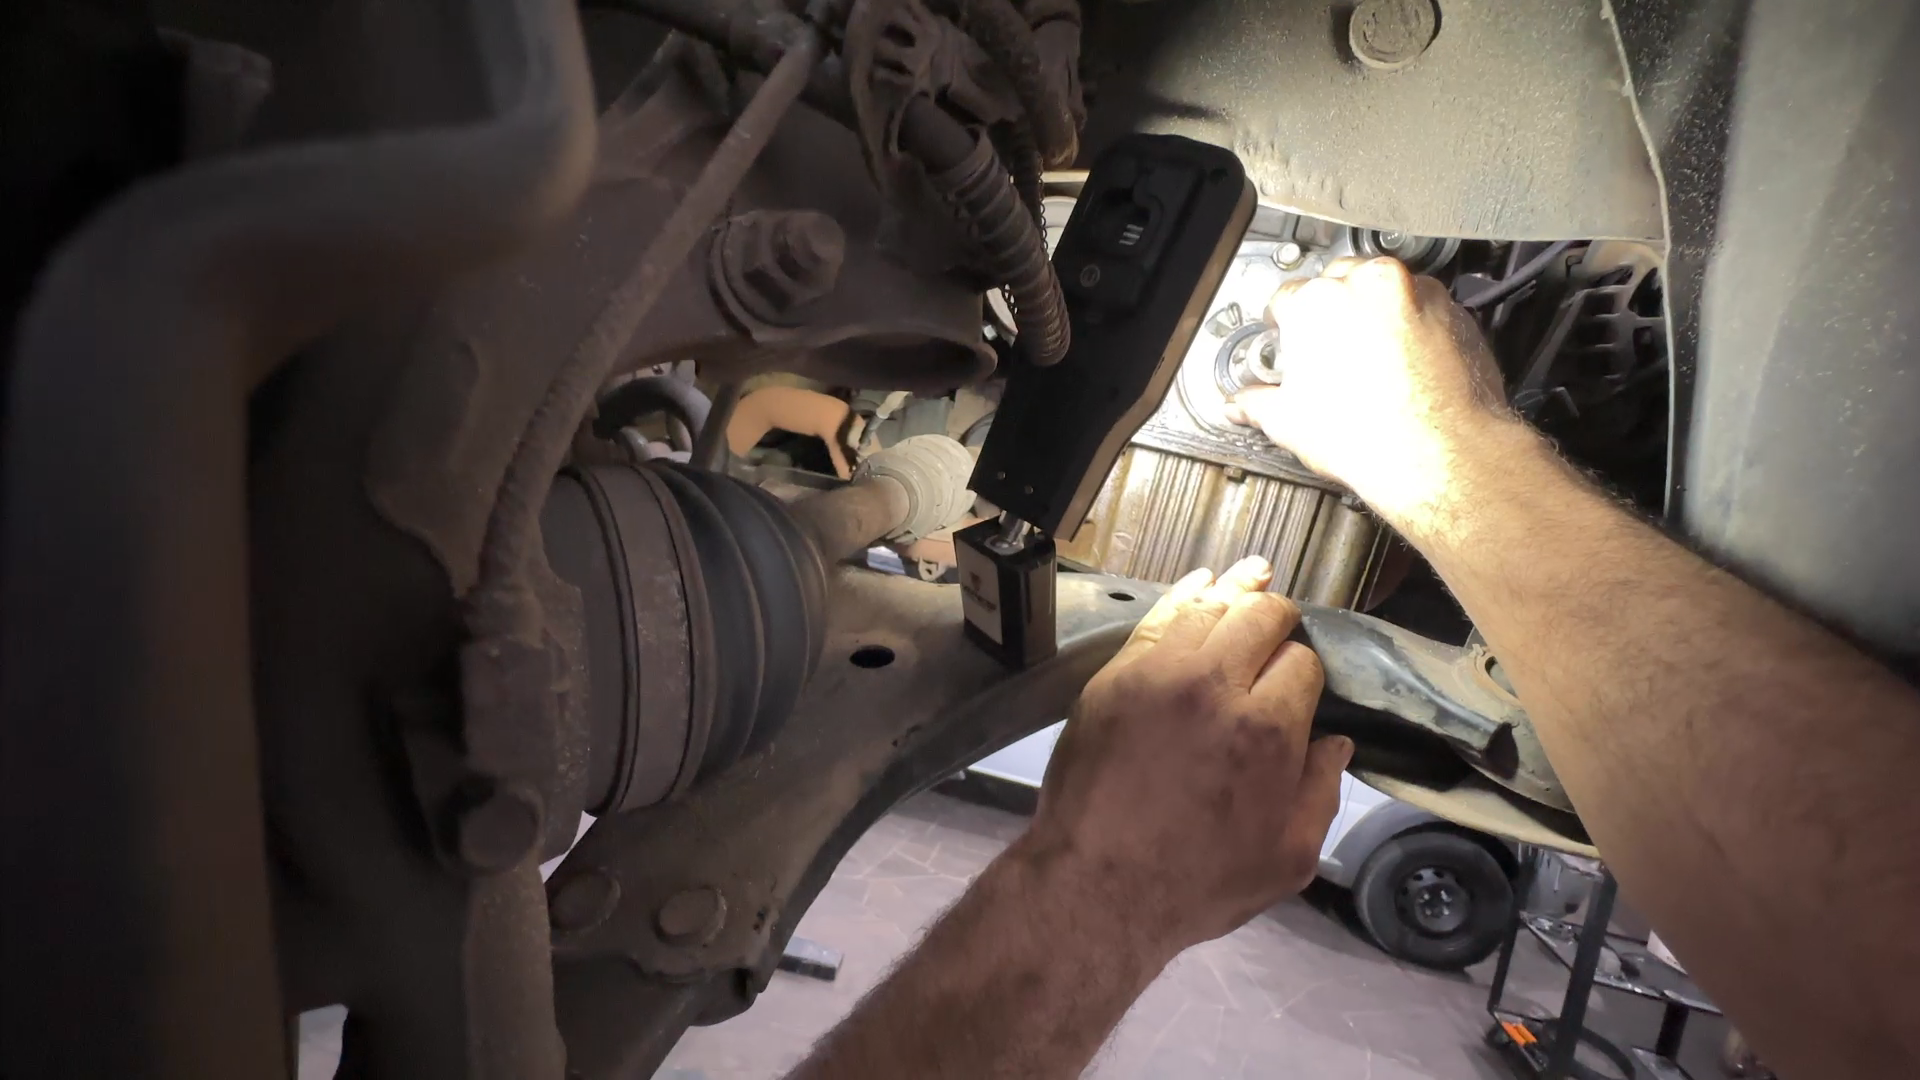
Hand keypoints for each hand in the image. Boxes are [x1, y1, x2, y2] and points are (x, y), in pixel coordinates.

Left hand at [1022, 556, 1351, 955]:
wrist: (1096, 879)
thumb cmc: (1197, 880)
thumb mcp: (1287, 857)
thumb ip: (1321, 791)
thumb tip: (1335, 740)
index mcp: (1266, 728)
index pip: (1302, 662)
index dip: (1306, 670)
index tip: (1297, 686)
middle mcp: (1214, 684)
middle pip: (1259, 617)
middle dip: (1279, 616)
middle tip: (1281, 625)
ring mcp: (1157, 673)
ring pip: (1208, 606)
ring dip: (1237, 590)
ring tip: (1256, 574)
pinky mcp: (1115, 674)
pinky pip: (1157, 618)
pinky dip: (1185, 593)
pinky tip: (1201, 581)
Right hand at [1225, 257, 1514, 528]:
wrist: (1438, 452)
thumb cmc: (1366, 433)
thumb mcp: (1285, 420)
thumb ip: (1255, 402)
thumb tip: (1242, 404)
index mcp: (1316, 302)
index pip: (1285, 298)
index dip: (1280, 324)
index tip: (1284, 340)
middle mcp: (1368, 285)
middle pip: (1337, 281)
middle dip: (1328, 311)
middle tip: (1323, 351)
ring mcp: (1417, 294)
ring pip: (1384, 289)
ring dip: (1371, 313)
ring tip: (1364, 360)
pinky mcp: (1455, 311)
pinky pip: (1421, 307)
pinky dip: (1409, 326)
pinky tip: (1399, 365)